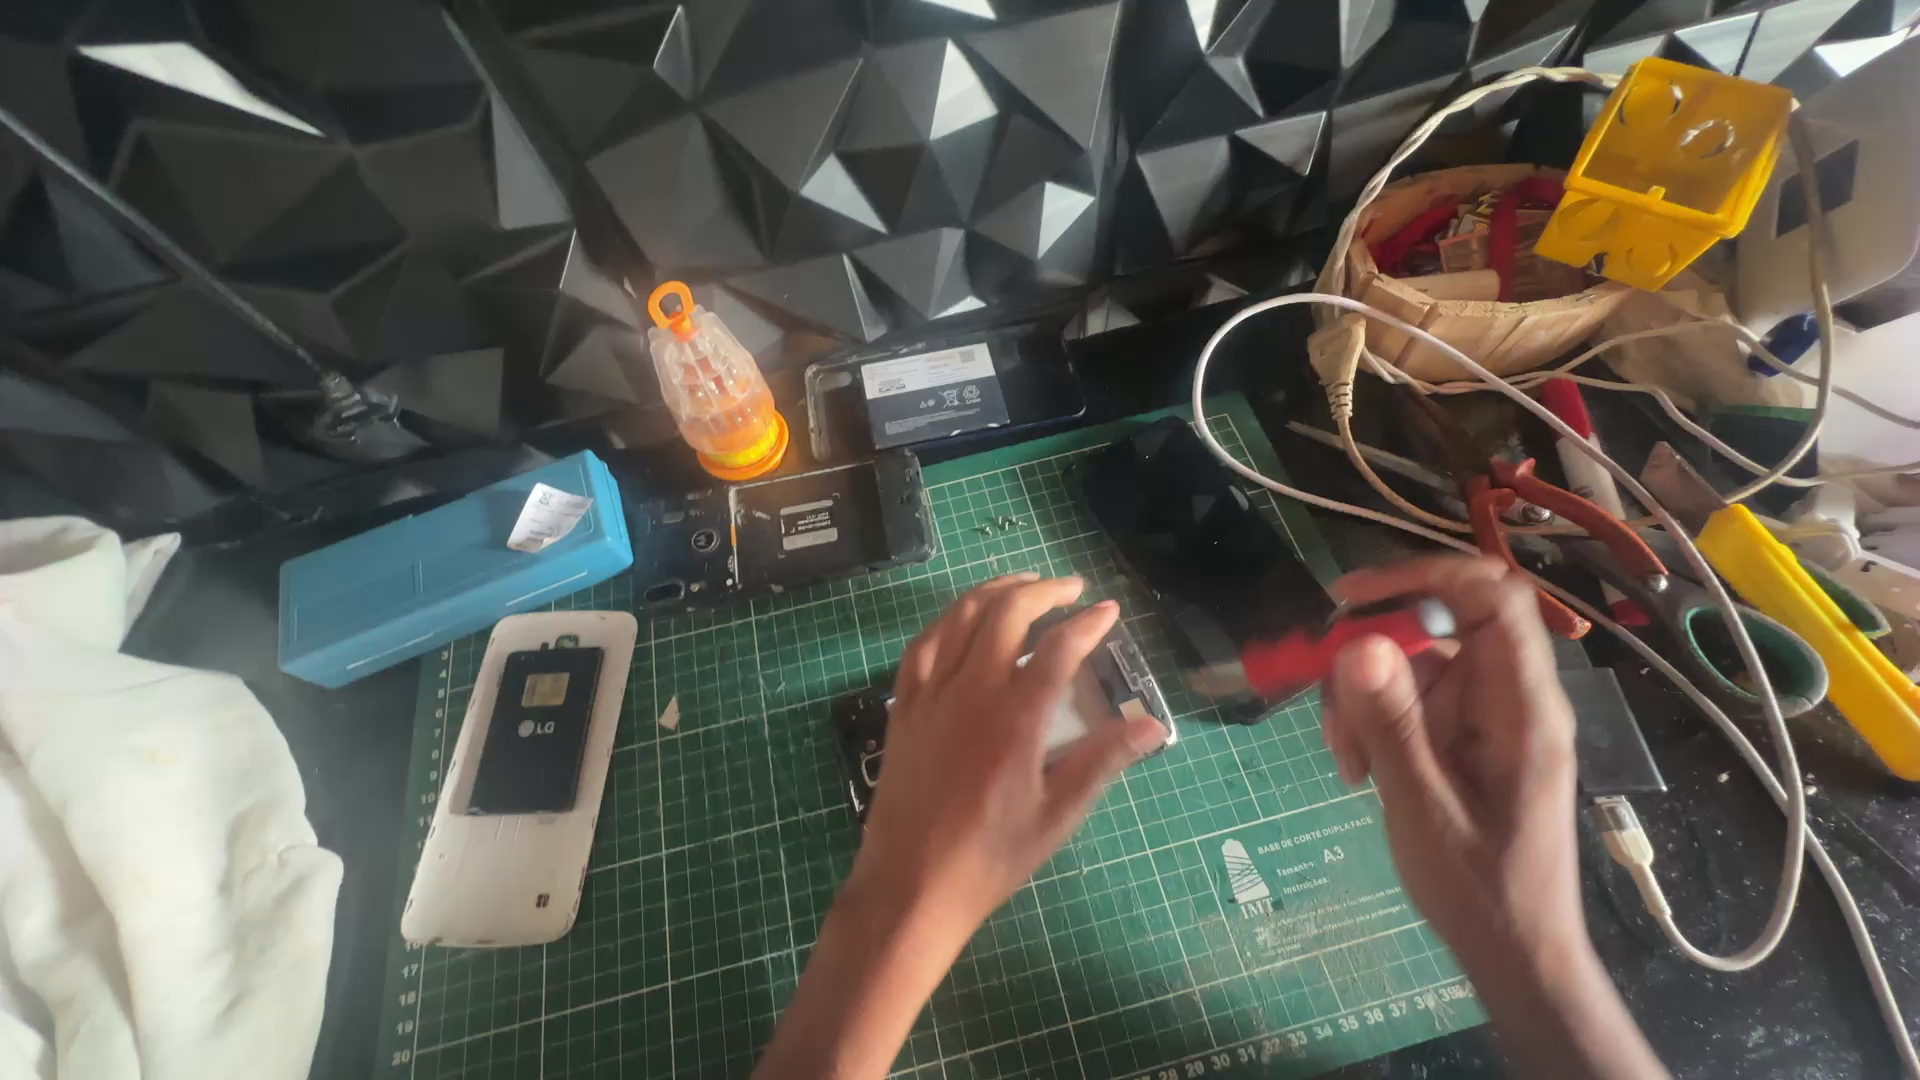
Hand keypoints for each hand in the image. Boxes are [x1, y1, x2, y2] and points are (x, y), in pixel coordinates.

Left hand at [757, 574, 1167, 1079]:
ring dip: (995, 591)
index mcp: (1016, 718)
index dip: (1088, 623)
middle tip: (1071, 588)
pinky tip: (963, 618)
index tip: (1109, 610)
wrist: (910, 884)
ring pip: (961, 616)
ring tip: (1024, 585)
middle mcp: (971, 691)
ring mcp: (931, 693)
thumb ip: (1102, 762)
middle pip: (1007, 613)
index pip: (1059, 649)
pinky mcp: (903, 705)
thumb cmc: (990, 857)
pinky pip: (922, 644)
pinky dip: (948, 619)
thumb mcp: (1057, 816)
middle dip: (1044, 590)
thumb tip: (1153, 726)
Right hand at [1320, 555, 1581, 972]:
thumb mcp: (1423, 808)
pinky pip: (1401, 695)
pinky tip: (1356, 766)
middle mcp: (1503, 695)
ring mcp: (1478, 712)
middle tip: (1325, 692)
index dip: (1424, 576)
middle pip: (1431, 626)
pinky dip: (1366, 719)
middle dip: (1367, 652)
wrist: (1512, 949)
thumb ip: (1392, 724)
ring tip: (1345, 756)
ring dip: (1358, 697)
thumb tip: (1358, 643)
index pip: (1491, 599)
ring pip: (1404, 661)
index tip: (1350, 598)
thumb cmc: (1480, 888)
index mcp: (1520, 707)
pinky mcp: (1454, 731)